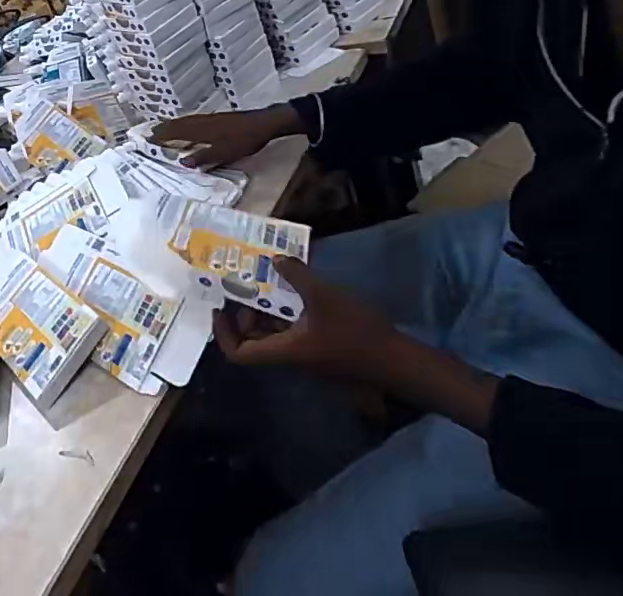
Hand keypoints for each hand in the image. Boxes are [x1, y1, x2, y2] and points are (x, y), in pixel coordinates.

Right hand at [151, 104, 303, 167]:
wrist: (263, 123)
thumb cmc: (242, 140)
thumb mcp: (223, 153)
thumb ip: (203, 157)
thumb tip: (183, 162)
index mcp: (199, 131)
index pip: (174, 133)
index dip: (161, 137)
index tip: (148, 140)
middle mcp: (200, 122)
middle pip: (177, 124)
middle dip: (163, 129)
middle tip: (150, 134)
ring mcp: (207, 119)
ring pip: (184, 121)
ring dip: (171, 125)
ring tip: (162, 129)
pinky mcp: (215, 118)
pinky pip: (191, 120)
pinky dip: (182, 124)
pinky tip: (186, 127)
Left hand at [212, 257, 397, 380]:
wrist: (402, 362)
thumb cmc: (357, 332)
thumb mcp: (322, 295)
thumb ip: (296, 274)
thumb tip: (276, 259)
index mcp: (284, 352)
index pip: (239, 354)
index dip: (223, 334)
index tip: (220, 309)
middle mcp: (291, 359)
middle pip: (253, 342)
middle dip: (244, 316)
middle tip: (247, 289)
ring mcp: (308, 357)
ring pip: (274, 337)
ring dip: (266, 314)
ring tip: (269, 284)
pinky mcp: (323, 352)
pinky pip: (293, 335)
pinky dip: (286, 316)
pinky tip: (296, 292)